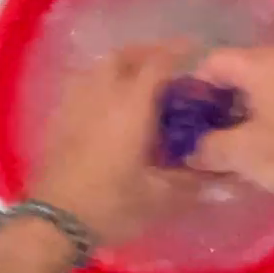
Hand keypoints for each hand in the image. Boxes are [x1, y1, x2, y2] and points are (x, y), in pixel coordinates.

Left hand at [28, 46, 196, 247]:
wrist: (54, 221)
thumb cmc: (111, 205)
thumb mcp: (159, 197)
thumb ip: (191, 180)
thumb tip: (219, 174)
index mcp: (131, 106)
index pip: (157, 63)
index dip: (179, 52)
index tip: (196, 51)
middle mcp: (102, 94)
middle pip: (123, 56)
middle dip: (147, 53)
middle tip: (167, 64)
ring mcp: (75, 104)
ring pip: (98, 67)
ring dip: (121, 65)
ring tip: (138, 80)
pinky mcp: (59, 120)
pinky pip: (82, 85)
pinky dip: (100, 82)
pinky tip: (108, 103)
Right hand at [189, 47, 273, 218]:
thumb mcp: (244, 154)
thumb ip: (206, 148)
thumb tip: (186, 150)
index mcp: (263, 63)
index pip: (210, 62)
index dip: (188, 90)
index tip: (176, 120)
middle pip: (234, 76)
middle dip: (212, 107)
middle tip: (196, 138)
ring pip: (258, 91)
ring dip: (237, 117)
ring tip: (223, 149)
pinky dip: (262, 121)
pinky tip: (258, 150)